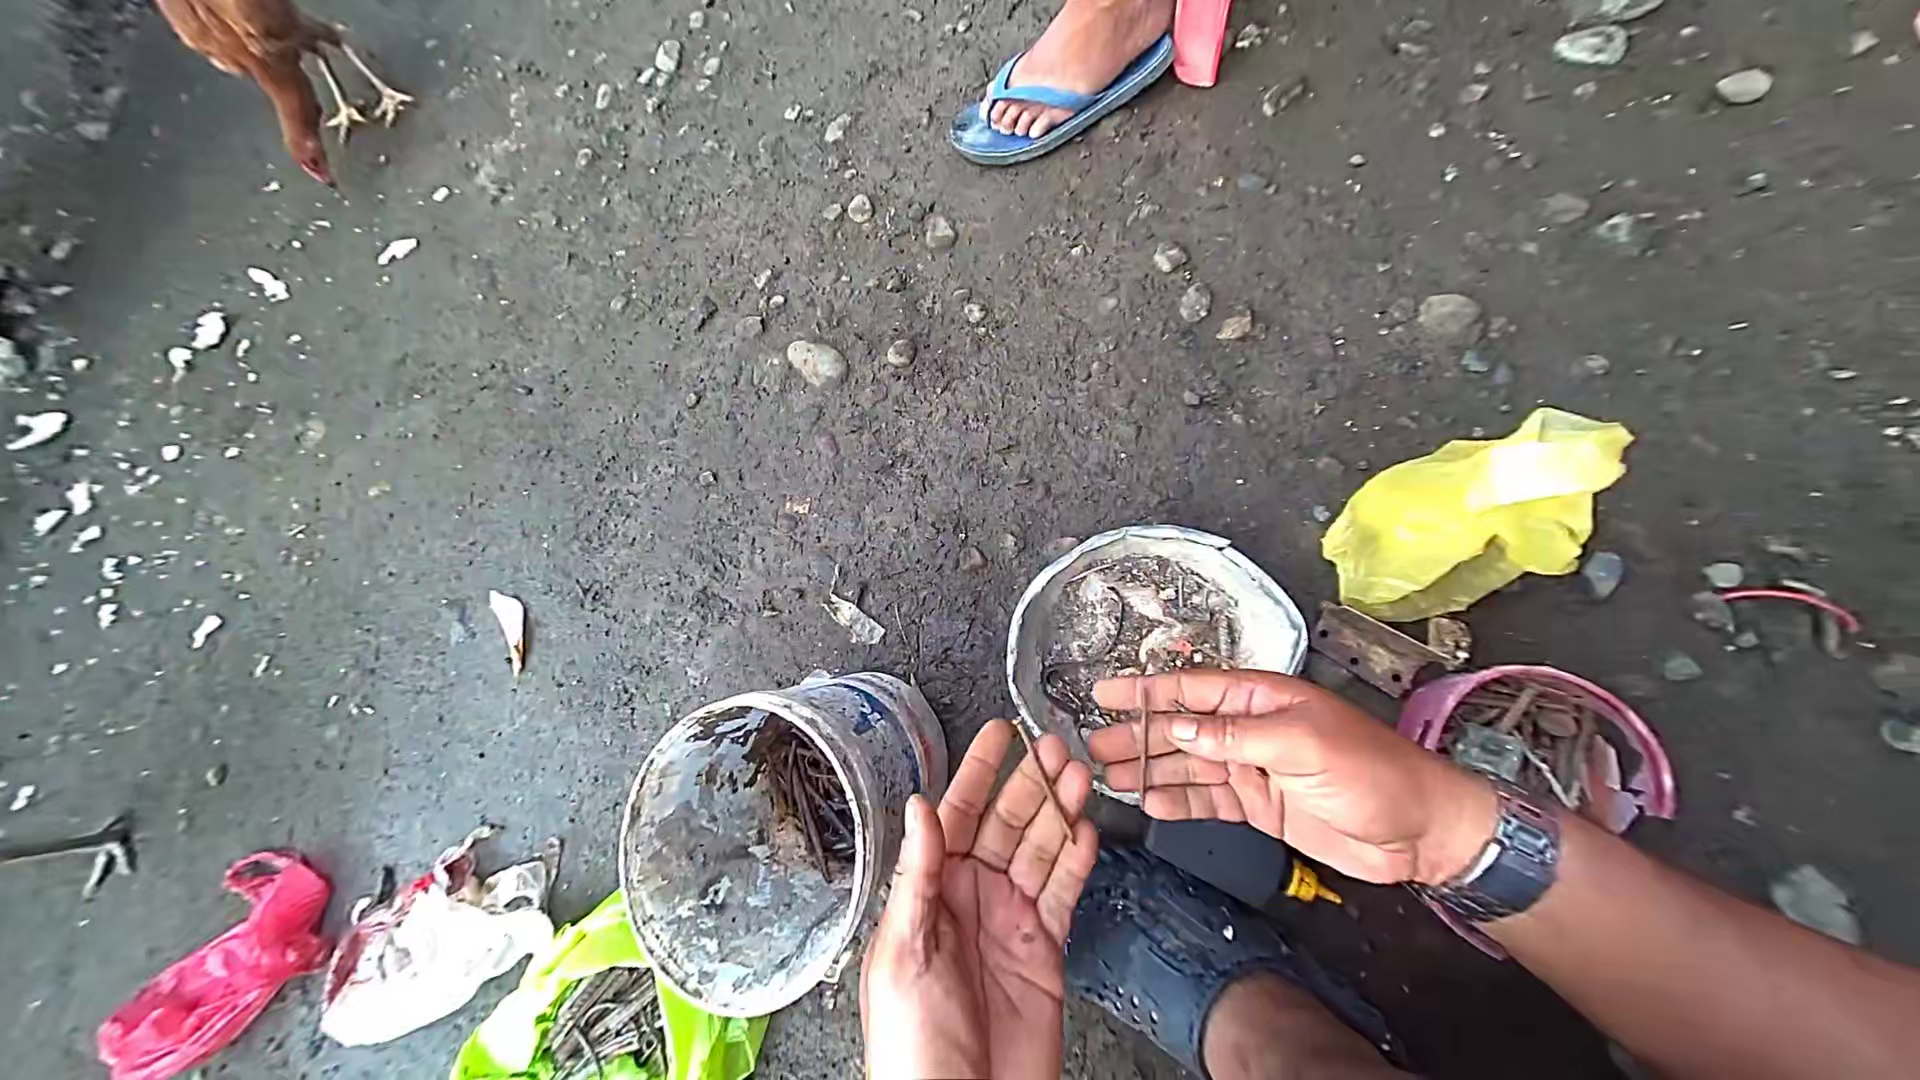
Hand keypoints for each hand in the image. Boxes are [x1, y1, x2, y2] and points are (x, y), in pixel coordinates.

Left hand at [860, 720, 1099, 1079]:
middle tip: (1055, 748)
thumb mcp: (903, 949)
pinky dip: (1076, 860)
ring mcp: (1010, 916)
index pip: (961, 811)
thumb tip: (920, 808)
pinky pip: (1063, 890)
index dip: (982, 770)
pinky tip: (1086, 832)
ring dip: (1059, 809)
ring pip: (1040, 847)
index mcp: (934, 886)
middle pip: (1008, 821)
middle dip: (1032, 782)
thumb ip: (917, 873)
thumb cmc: (912, 1044)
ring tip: (1078, 776)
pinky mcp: (1043, 944)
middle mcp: (973, 893)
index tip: (1000, 735)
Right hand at [1087, 670, 1494, 884]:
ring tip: (1110, 776)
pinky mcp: (1255, 803)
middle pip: (1177, 729)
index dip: (1143, 690)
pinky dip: (1177, 801)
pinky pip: (1205, 800)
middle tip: (1095, 746)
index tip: (1105, 693)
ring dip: (1148, 769)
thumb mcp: (1300, 742)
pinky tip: (1150, 802)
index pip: (1187, 689)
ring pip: (1185, 765)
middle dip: (1136, 736)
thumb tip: (1177, 727)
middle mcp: (1245, 729)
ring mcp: (1248, 767)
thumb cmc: (1371, 770)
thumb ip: (1234, 734)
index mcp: (1256, 699)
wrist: (1421, 832)